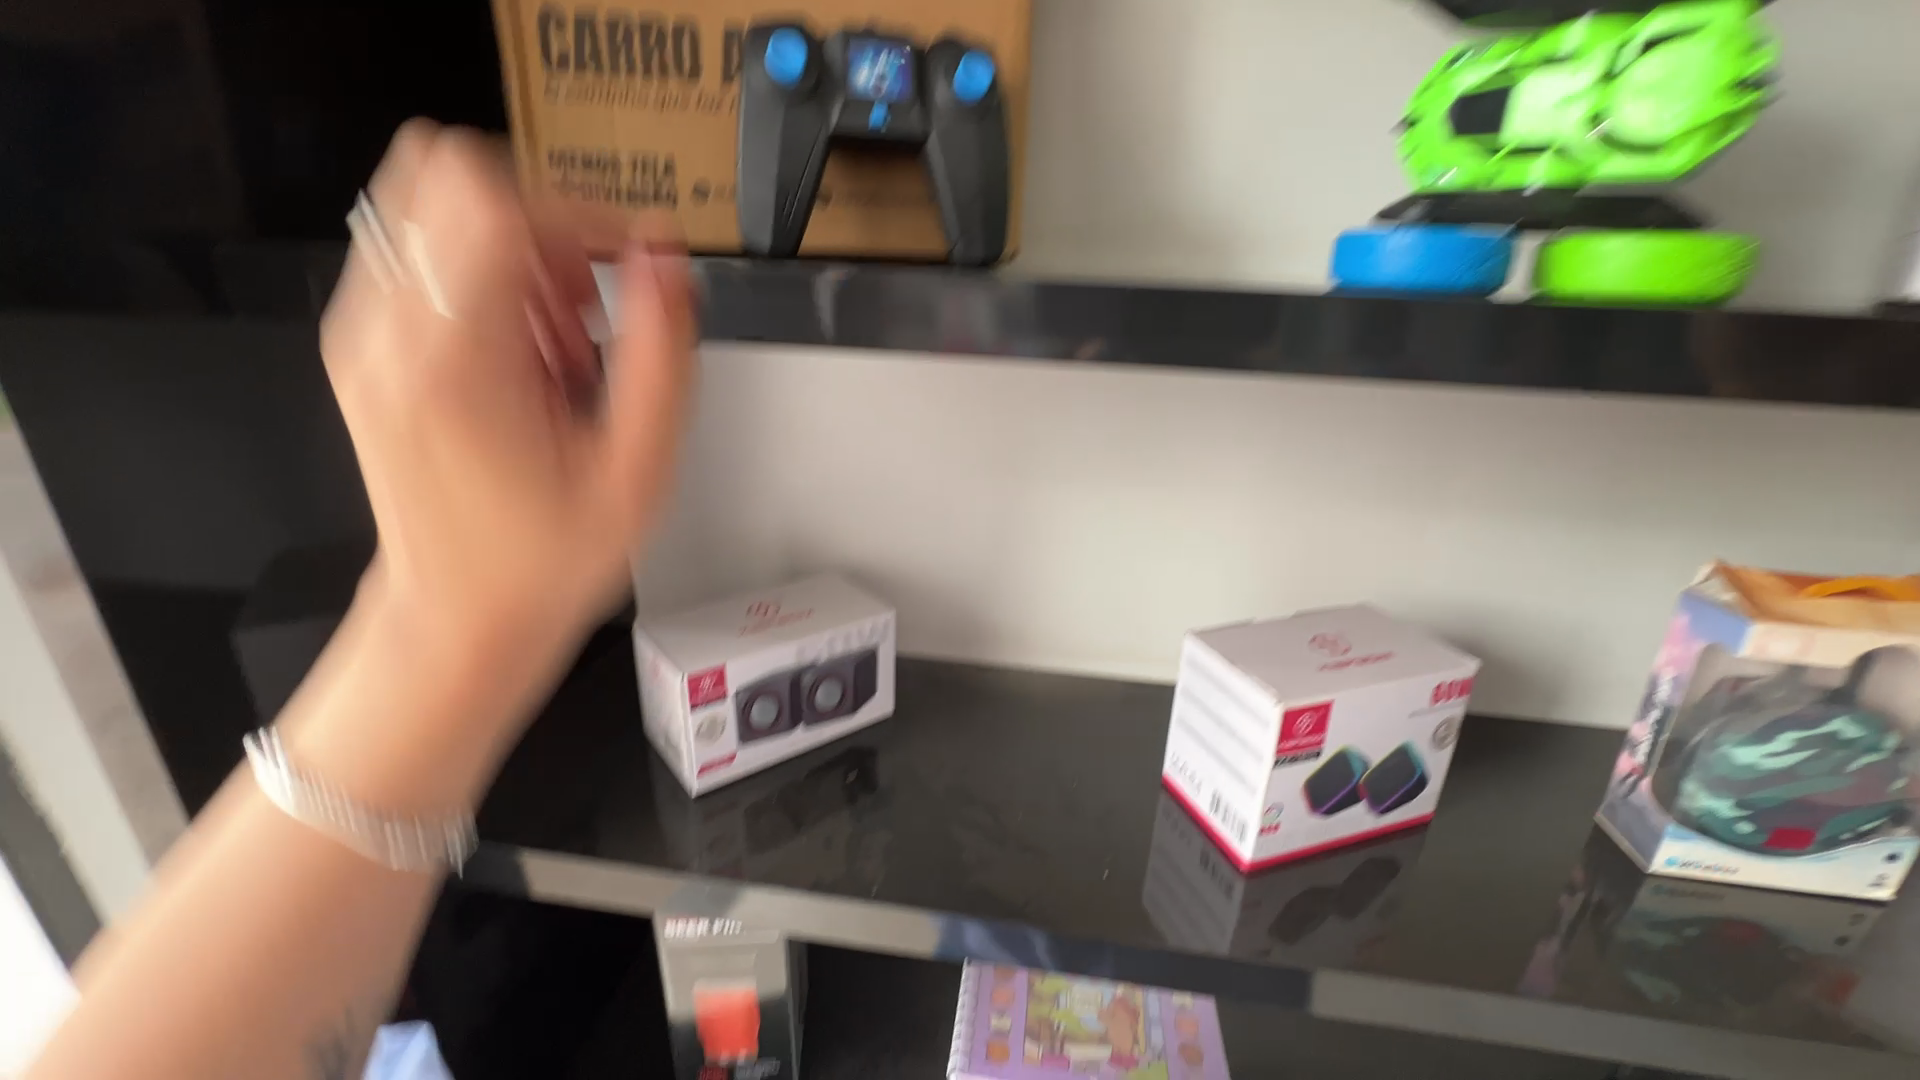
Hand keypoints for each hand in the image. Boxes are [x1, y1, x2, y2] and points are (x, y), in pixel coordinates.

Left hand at [320, 121, 695, 662]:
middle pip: (454, 182)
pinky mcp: (371, 348)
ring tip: (563, 347)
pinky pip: (430, 260)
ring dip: (522, 261)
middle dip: (545, 228)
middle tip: (586, 304)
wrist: (459, 615)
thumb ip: (661, 357)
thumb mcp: (637, 471)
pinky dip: (493, 286)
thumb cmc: (538, 562)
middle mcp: (391, 334)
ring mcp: (368, 337)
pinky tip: (531, 360)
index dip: (582, 214)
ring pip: (441, 213)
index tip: (629, 260)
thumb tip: (668, 268)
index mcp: (456, 362)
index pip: (497, 202)